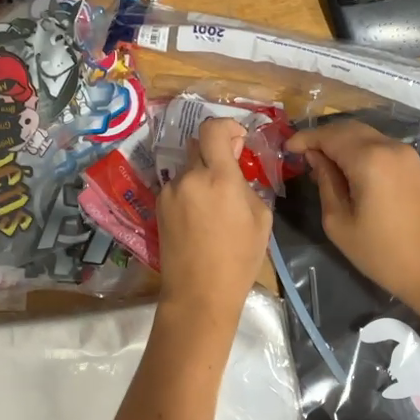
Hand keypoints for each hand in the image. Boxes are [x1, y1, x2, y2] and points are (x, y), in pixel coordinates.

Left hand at [155, 117, 272, 318]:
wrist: (199, 293)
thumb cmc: (238, 258)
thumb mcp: (261, 218)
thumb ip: (248, 184)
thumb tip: (236, 170)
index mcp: (218, 177)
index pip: (213, 128)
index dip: (227, 126)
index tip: (238, 139)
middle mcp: (189, 177)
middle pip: (198, 145)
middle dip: (215, 152)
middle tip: (229, 172)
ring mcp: (170, 191)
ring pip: (188, 168)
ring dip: (202, 174)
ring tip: (215, 204)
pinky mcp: (159, 205)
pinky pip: (177, 186)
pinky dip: (190, 191)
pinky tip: (199, 217)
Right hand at [285, 120, 419, 304]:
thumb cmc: (382, 252)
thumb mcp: (339, 222)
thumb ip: (325, 182)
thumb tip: (315, 158)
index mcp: (369, 159)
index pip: (328, 136)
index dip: (305, 139)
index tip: (286, 149)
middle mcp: (389, 147)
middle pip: (347, 129)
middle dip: (322, 137)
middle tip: (301, 154)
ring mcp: (406, 154)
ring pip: (364, 134)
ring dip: (340, 142)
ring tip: (320, 162)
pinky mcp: (414, 164)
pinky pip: (379, 145)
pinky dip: (358, 149)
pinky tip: (346, 167)